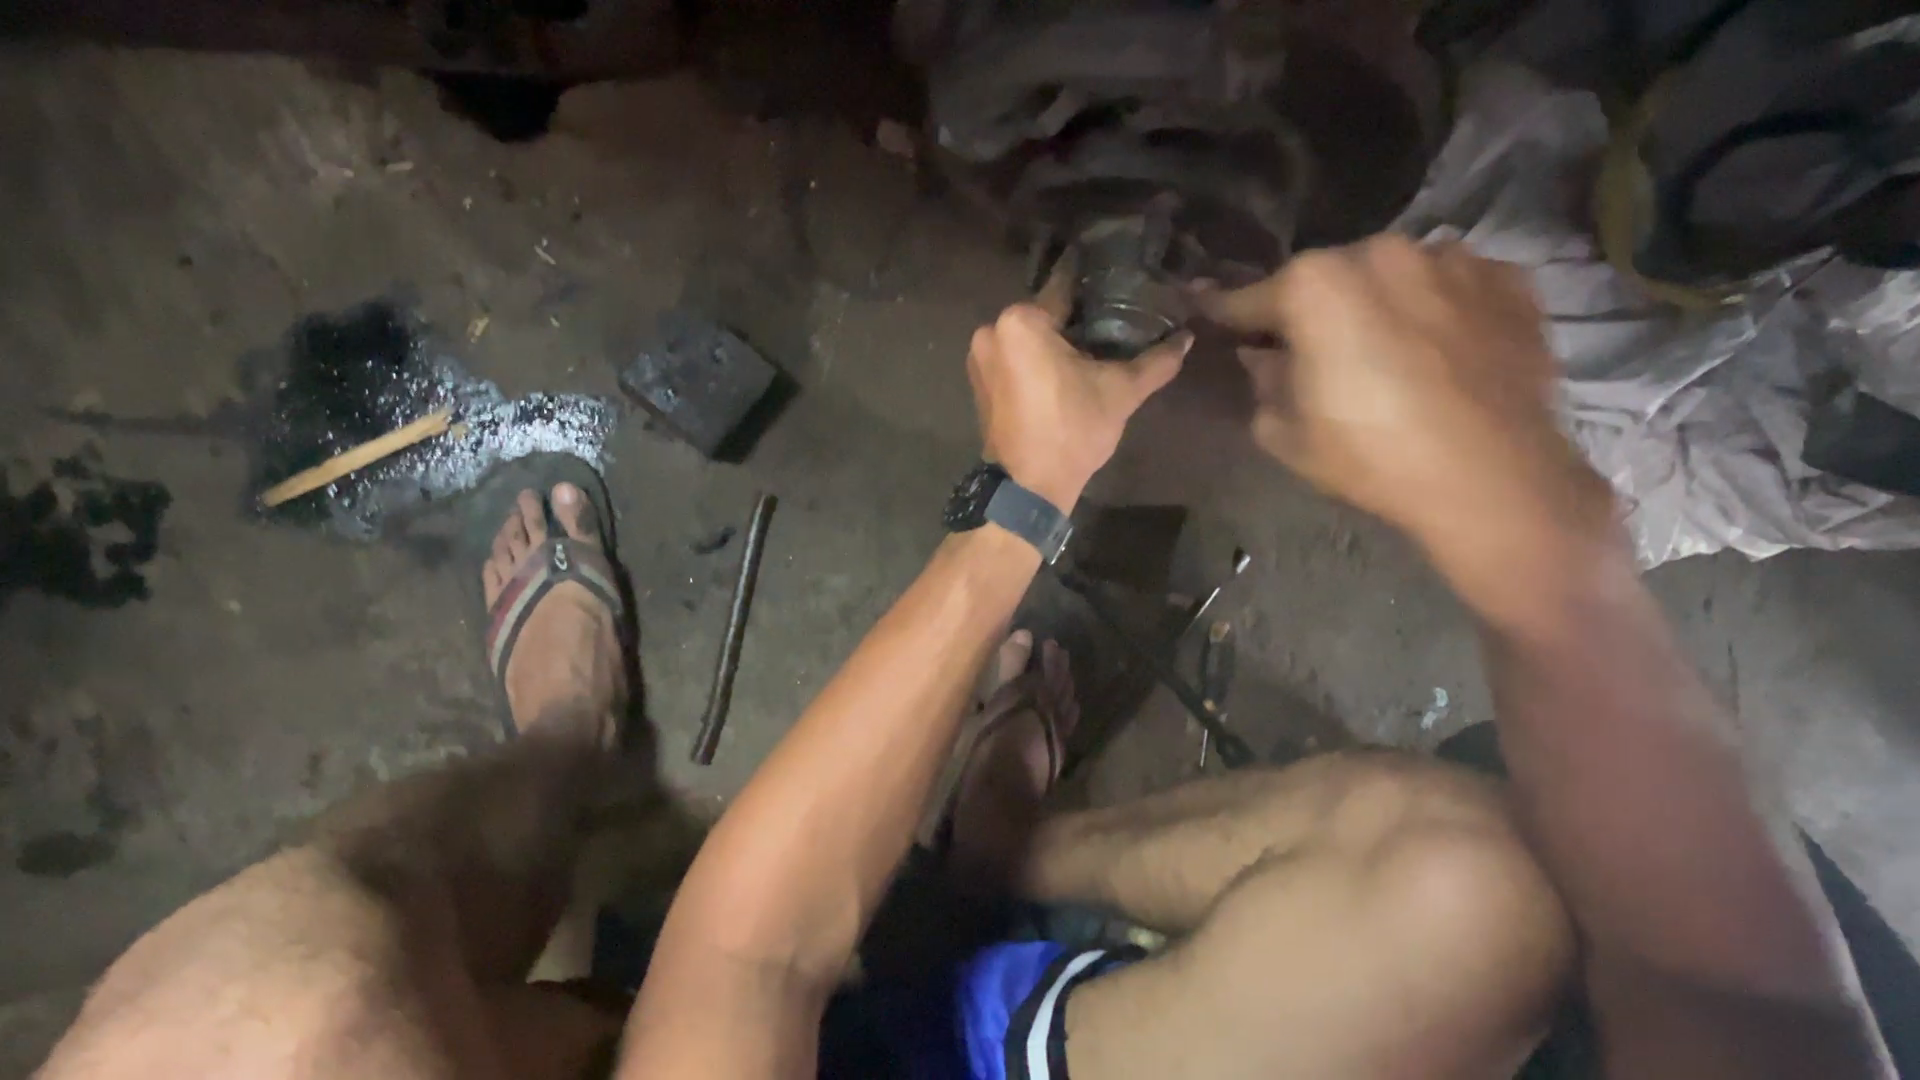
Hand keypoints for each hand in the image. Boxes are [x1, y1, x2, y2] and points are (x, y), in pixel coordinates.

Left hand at [966, 278, 1190, 508]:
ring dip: (1056, 342)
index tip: (1120, 278)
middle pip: (1046, 314)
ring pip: (1029, 338)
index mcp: (1021, 322)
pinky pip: (1014, 358)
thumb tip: (1186, 339)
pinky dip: (1036, 361)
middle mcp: (992, 330)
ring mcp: (980, 357)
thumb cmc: (1071, 432)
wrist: (1029, 488)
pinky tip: (1065, 371)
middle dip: (1077, 319)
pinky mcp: (978, 382)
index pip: (1066, 288)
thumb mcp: (1120, 392)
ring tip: (1094, 349)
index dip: (1097, 287)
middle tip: (1115, 323)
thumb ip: (1155, 361)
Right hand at [1199, 235, 1616, 614]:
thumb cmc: (1372, 456)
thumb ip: (1262, 381)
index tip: (1202, 309)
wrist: (1492, 480)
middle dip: (1310, 310)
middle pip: (1325, 279)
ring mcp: (1451, 260)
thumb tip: (1263, 356)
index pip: (1249, 298)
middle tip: (1312, 352)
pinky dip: (1436, 308)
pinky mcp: (1507, 280)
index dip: (1223, 313)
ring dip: (1377, 304)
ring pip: (1391, 276)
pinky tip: (1439, 349)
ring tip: (1386, 351)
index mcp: (1314, 286)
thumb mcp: (1285, 433)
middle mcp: (1381, 253)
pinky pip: (1450, 286)